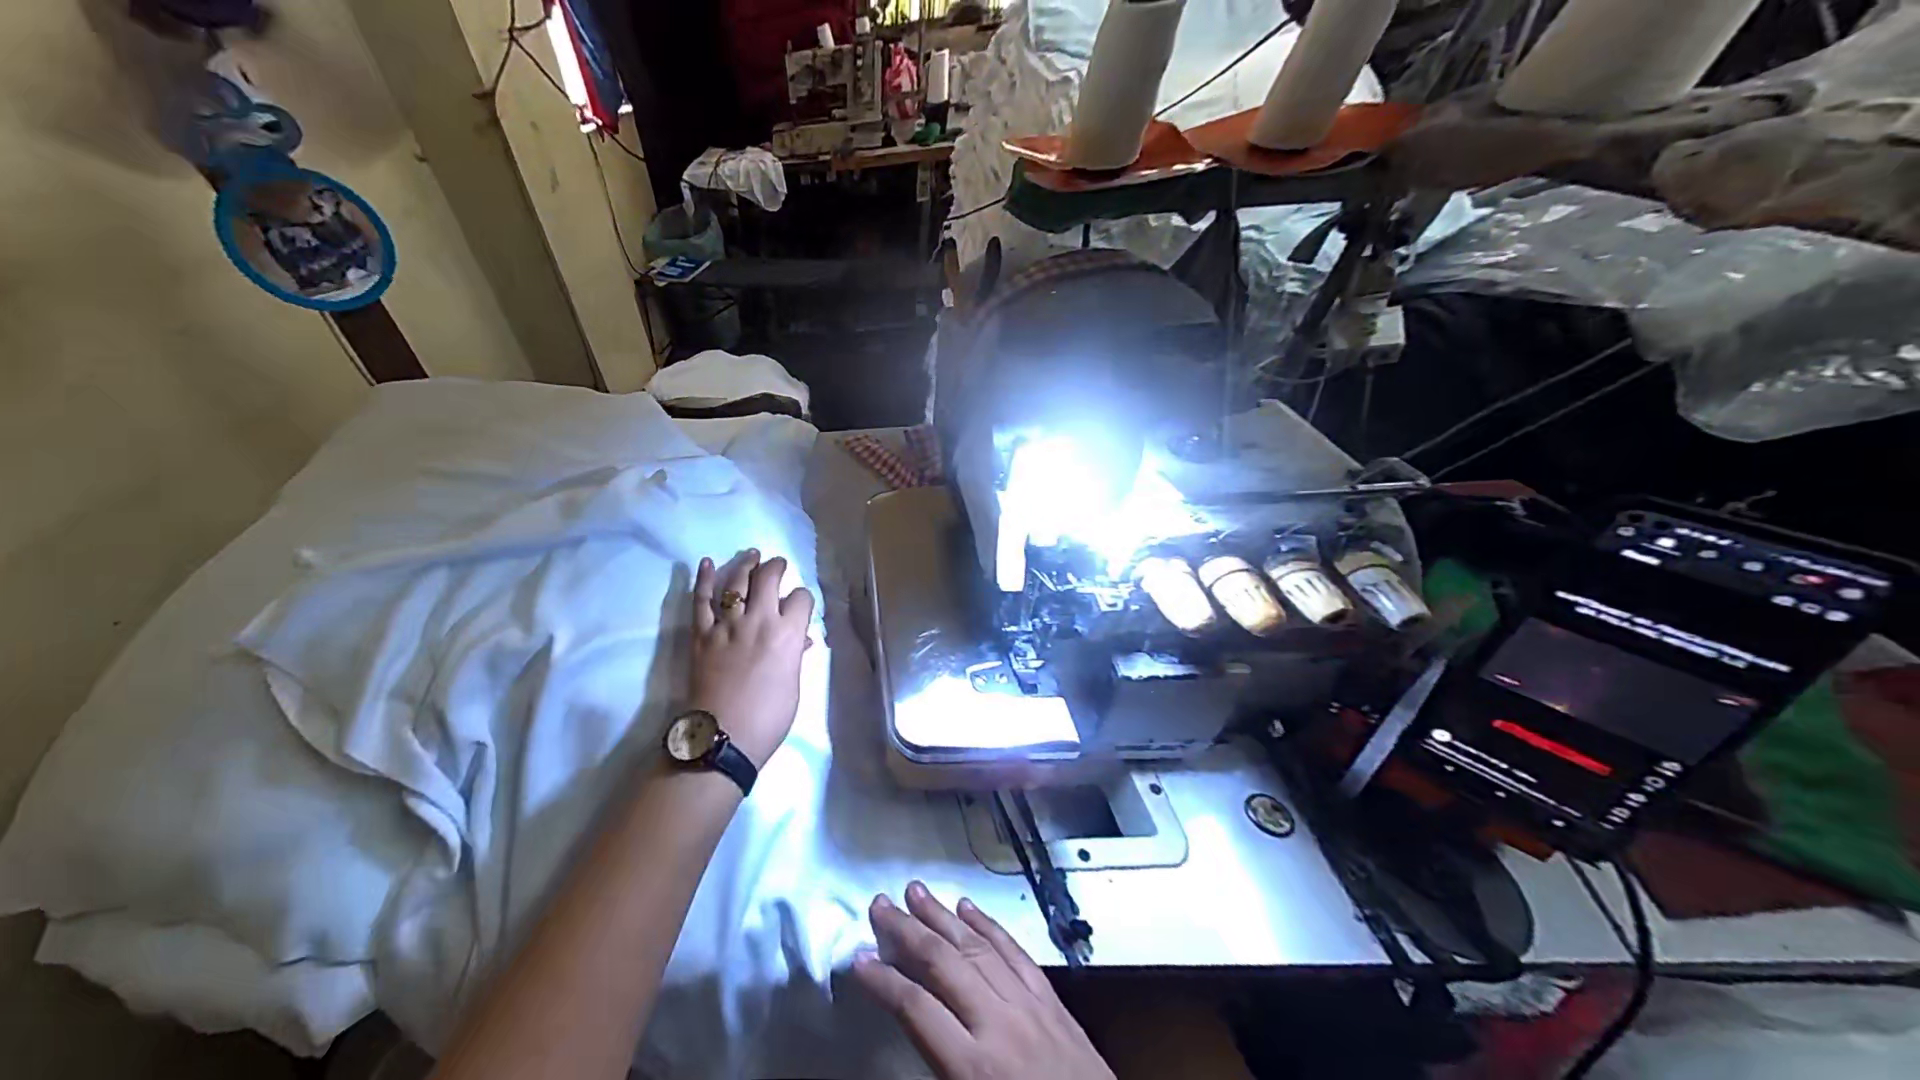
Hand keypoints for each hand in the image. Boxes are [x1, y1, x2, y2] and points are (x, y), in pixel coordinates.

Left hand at [689, 549, 814, 767]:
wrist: (722, 737)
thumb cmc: (768, 718)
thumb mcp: (792, 685)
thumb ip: (795, 656)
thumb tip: (800, 641)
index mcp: (788, 635)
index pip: (801, 599)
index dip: (803, 598)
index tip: (800, 605)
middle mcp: (759, 621)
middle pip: (769, 579)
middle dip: (777, 567)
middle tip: (778, 564)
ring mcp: (727, 625)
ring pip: (736, 583)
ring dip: (745, 565)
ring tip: (752, 555)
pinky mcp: (701, 634)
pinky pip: (701, 601)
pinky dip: (704, 580)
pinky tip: (708, 563)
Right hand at [853, 882, 1113, 1079]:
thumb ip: (937, 1069)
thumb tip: (908, 1026)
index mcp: (974, 1068)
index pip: (916, 1009)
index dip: (883, 982)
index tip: (858, 958)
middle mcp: (999, 1025)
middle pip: (944, 964)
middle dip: (908, 931)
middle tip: (880, 904)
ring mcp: (1029, 1006)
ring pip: (978, 947)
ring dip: (943, 916)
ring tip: (916, 891)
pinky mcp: (1052, 1000)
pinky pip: (1016, 953)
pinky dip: (990, 926)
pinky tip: (969, 907)